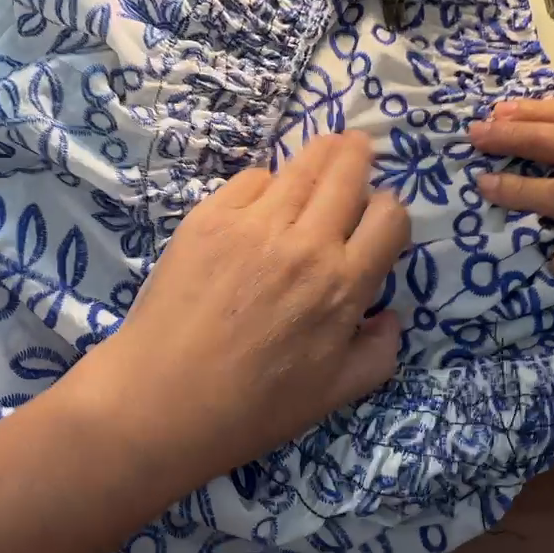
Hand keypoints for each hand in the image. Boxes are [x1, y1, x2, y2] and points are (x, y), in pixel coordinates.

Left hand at [60, 131, 410, 485]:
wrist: (162, 400)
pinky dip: (266, 182)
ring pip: (301, 166)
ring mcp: (254, 224)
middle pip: (347, 173)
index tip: (379, 213)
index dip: (391, 209)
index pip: (388, 217)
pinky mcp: (211, 215)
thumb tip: (392, 315)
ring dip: (321, 152)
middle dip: (359, 155)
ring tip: (327, 144)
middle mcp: (305, 244)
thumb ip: (377, 354)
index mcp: (341, 285)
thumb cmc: (252, 408)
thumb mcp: (334, 395)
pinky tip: (265, 195)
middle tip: (358, 146)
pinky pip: (251, 179)